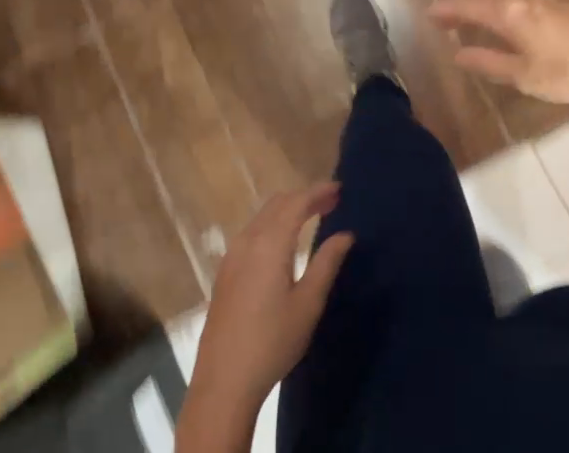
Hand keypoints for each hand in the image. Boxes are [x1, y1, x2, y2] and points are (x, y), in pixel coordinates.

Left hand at [191, 183, 354, 409]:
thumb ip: (326, 263)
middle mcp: (247, 241)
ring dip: (287, 210)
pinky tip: (284, 242)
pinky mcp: (225, 272)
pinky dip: (272, 225)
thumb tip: (345, 235)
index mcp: (270, 244)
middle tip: (331, 202)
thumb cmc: (273, 341)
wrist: (224, 379)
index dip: (318, 192)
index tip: (340, 190)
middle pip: (276, 204)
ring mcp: (231, 256)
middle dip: (304, 198)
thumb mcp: (308, 303)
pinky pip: (251, 233)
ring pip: (261, 217)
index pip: (296, 203)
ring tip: (312, 217)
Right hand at [429, 0, 568, 104]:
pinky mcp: (567, 3)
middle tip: (446, 15)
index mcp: (509, 11)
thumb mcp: (522, 76)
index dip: (447, 9)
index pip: (468, 5)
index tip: (428, 13)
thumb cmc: (568, 72)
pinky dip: (508, 4)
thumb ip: (488, 62)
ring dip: (487, 3)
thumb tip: (457, 54)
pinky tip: (513, 16)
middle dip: (464, 4)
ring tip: (475, 15)